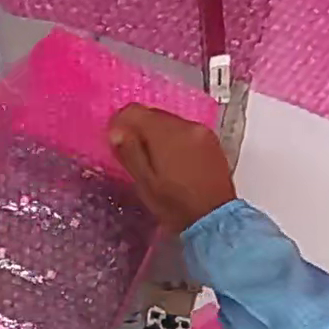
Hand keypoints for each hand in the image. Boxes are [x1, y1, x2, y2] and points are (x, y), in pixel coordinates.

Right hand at [107, 103, 235, 234]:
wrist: (214, 218)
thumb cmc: (175, 205)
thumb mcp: (145, 184)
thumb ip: (130, 153)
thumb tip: (116, 131)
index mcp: (166, 134)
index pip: (134, 111)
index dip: (119, 123)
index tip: (114, 141)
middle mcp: (186, 125)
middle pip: (153, 114)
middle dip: (137, 129)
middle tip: (129, 153)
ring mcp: (201, 131)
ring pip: (169, 123)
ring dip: (155, 135)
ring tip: (150, 161)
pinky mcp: (210, 141)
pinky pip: (184, 131)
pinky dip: (172, 140)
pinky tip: (170, 162)